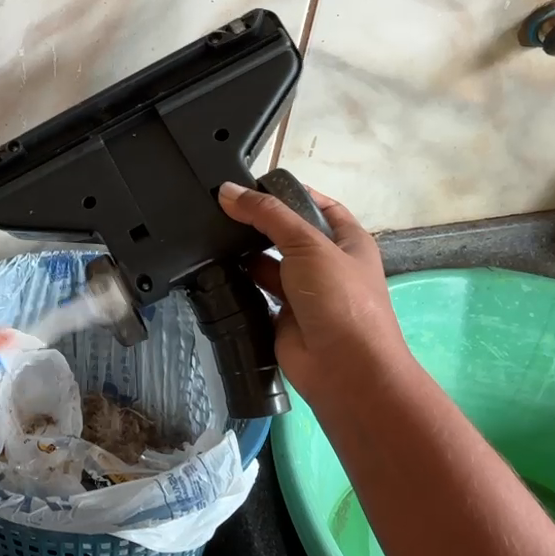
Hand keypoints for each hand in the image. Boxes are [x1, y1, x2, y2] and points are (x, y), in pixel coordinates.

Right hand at [216, 182, 404, 388]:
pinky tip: (212, 268)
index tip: (250, 186)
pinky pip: (255, 290)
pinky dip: (238, 281)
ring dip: (244, 253)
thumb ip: (267, 215)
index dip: (288, 193)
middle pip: (286, 233)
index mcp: (347, 240)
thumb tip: (227, 191)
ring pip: (267, 262)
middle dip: (258, 223)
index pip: (316, 204)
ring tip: (207, 235)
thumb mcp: (308, 244)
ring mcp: (303, 291)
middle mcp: (326, 263)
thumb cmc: (340, 299)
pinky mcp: (280, 315)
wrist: (345, 370)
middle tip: (218, 208)